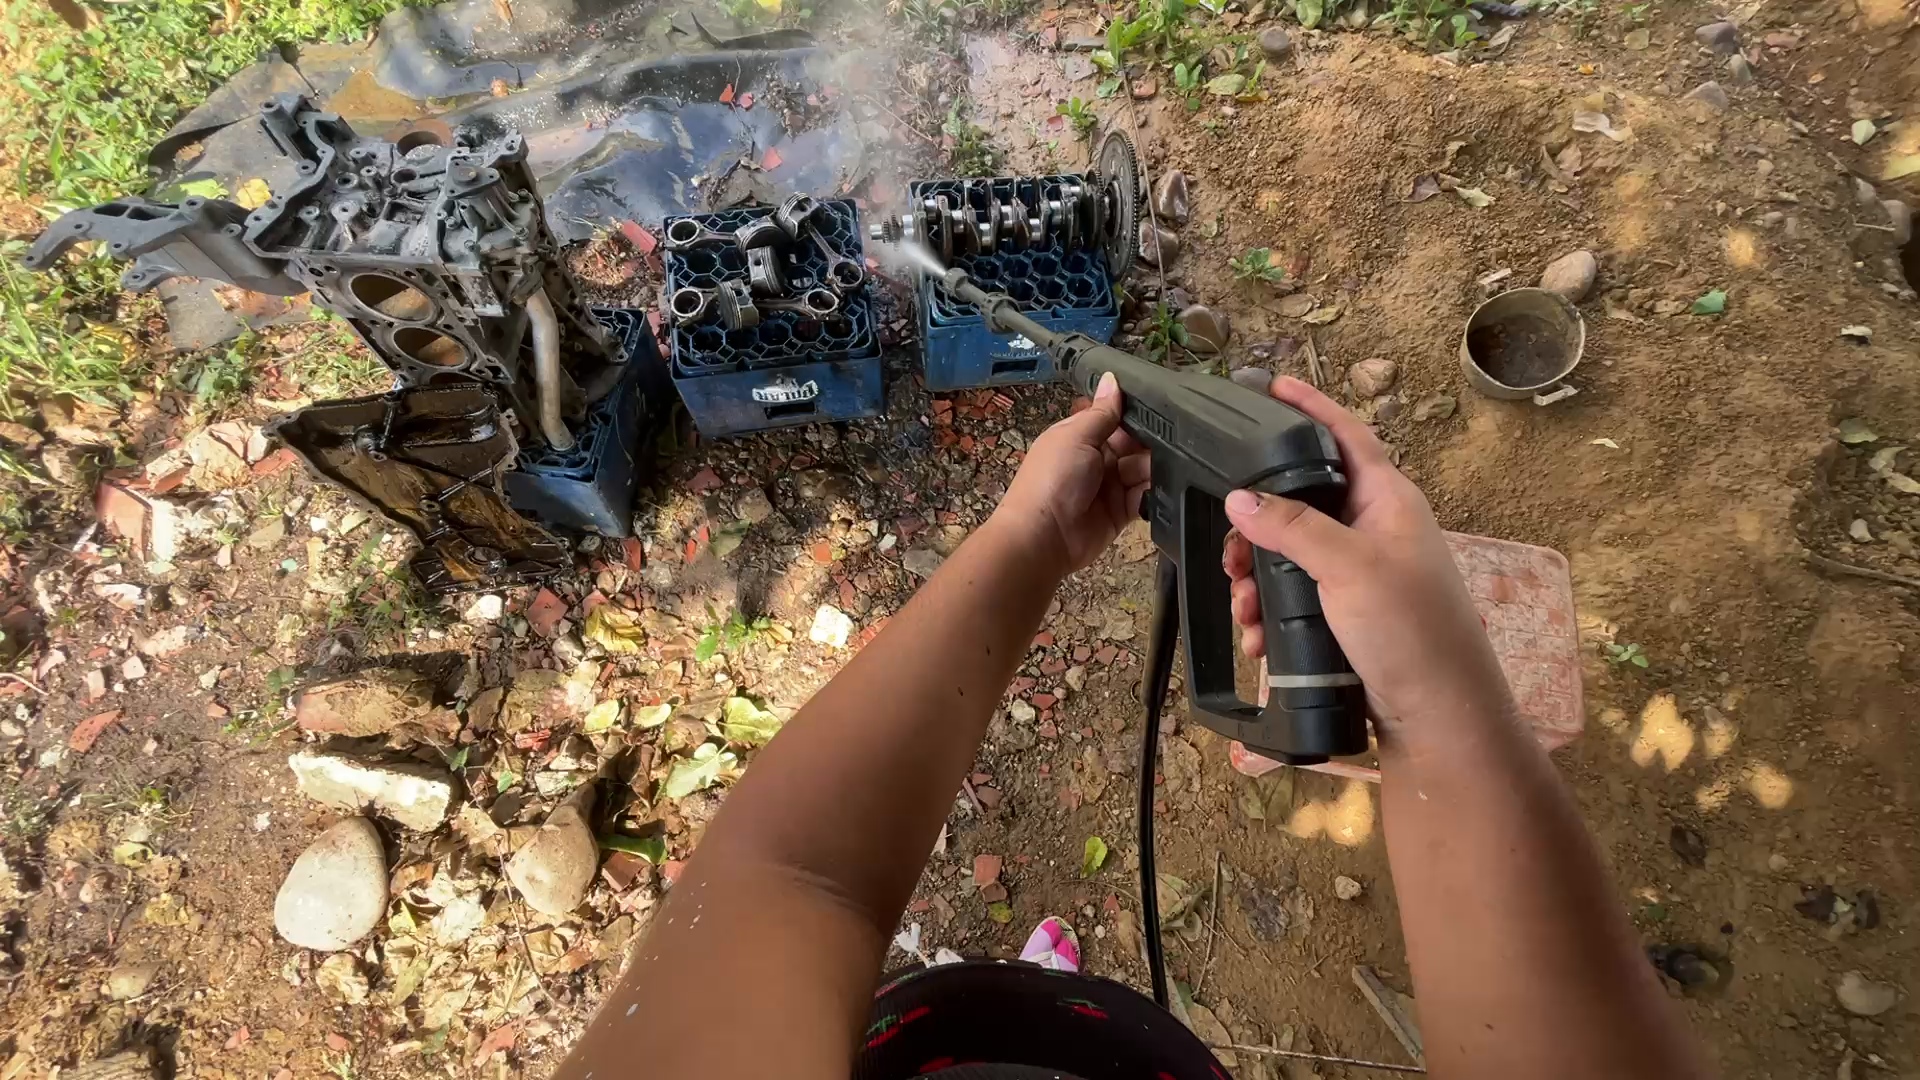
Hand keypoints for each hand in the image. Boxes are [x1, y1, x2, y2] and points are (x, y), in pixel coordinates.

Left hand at [992, 373, 1150, 574]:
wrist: (1043, 538)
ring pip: (1142, 469)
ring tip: (1158, 466)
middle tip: (1169, 440)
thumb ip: (1102, 412)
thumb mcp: (1076, 436)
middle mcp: (1095, 459)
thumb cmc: (1052, 480)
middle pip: (1133, 444)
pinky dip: (1153, 492)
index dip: (1134, 414)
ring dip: (1152, 467)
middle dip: (1149, 442)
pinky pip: (1144, 497)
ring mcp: (1109, 487)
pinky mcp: (1121, 512)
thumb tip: (1112, 378)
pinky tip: (1160, 487)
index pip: (1113, 418)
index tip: (1161, 409)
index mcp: (1079, 436)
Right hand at [1222, 376, 1514, 749]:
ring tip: (1244, 608)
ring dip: (1256, 577)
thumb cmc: (1409, 628)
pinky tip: (1257, 636)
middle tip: (1228, 549)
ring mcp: (1357, 570)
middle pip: (1300, 501)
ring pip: (1288, 552)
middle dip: (1257, 525)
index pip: (1347, 437)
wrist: (1438, 715)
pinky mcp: (1343, 608)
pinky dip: (1269, 609)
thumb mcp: (1348, 567)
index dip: (1311, 409)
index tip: (1271, 389)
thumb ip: (1291, 526)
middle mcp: (1372, 527)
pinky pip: (1292, 593)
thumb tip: (1237, 497)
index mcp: (1387, 501)